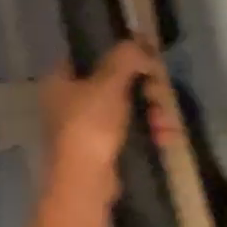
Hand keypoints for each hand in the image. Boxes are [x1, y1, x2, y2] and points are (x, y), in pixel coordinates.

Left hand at [40, 41, 177, 194]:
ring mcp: (88, 126)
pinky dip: (150, 131)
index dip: (121, 51)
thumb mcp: (108, 83)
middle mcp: (71, 100)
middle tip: (159, 93)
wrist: (84, 184)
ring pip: (129, 106)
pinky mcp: (105, 148)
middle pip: (117, 80)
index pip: (91, 53)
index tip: (147, 54)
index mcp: (61, 80)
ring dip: (154, 111)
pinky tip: (165, 137)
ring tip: (164, 123)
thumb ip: (126, 57)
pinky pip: (133, 130)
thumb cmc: (89, 126)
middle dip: (146, 88)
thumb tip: (140, 42)